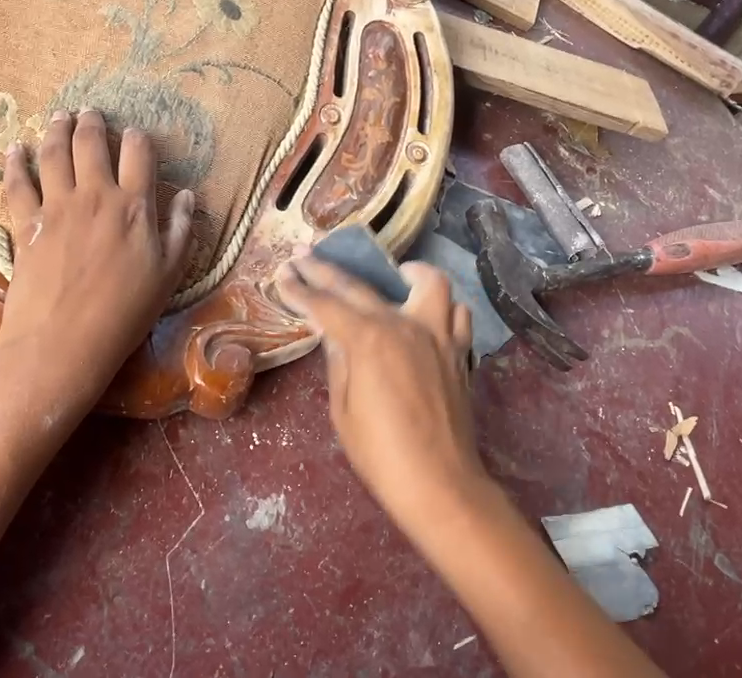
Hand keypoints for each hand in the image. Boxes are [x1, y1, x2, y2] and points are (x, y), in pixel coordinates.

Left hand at [0, 110, 195, 407]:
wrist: (64, 343)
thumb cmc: (125, 314)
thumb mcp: (169, 276)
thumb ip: (181, 231)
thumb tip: (187, 197)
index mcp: (135, 207)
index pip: (138, 154)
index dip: (137, 138)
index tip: (133, 132)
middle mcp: (95, 196)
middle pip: (91, 145)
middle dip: (92, 123)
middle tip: (89, 111)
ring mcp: (56, 207)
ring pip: (53, 154)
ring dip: (56, 130)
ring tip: (59, 116)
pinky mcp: (25, 225)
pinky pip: (17, 184)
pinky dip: (15, 162)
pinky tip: (14, 149)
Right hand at [273, 254, 483, 520]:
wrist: (439, 484)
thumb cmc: (380, 454)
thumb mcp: (342, 411)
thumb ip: (338, 363)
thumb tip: (333, 334)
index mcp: (368, 339)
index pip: (325, 304)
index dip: (299, 289)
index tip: (283, 274)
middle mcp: (403, 325)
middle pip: (359, 285)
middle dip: (327, 270)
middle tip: (307, 258)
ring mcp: (437, 334)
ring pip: (429, 281)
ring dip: (408, 274)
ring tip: (395, 278)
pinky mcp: (459, 351)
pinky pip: (456, 314)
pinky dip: (442, 308)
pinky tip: (427, 318)